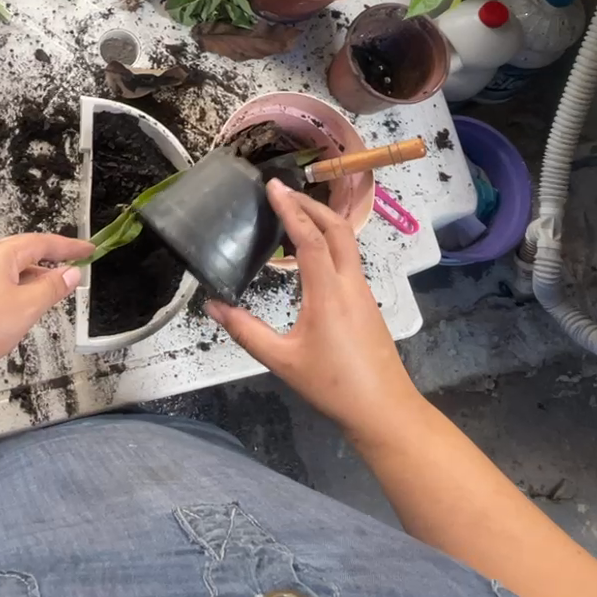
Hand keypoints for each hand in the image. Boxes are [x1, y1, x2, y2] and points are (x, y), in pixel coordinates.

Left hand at [0, 233, 91, 383]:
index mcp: (1, 254)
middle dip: (50, 259)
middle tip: (72, 269)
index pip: (43, 242)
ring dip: (33, 275)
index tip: (90, 249)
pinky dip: (15, 286)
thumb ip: (53, 287)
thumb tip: (72, 272)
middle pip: (24, 251)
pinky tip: (19, 305)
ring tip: (50, 291)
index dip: (69, 246)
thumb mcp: (27, 307)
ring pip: (9, 268)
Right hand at [206, 179, 416, 437]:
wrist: (384, 410)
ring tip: (292, 214)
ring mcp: (363, 291)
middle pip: (337, 228)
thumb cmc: (333, 385)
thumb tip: (213, 306)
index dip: (290, 209)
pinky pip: (347, 258)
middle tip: (282, 192)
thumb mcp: (281, 361)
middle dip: (310, 204)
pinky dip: (327, 241)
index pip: (310, 238)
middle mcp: (350, 283)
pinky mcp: (366, 301)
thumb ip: (246, 331)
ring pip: (346, 241)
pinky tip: (309, 251)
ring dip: (321, 220)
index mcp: (328, 293)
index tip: (273, 186)